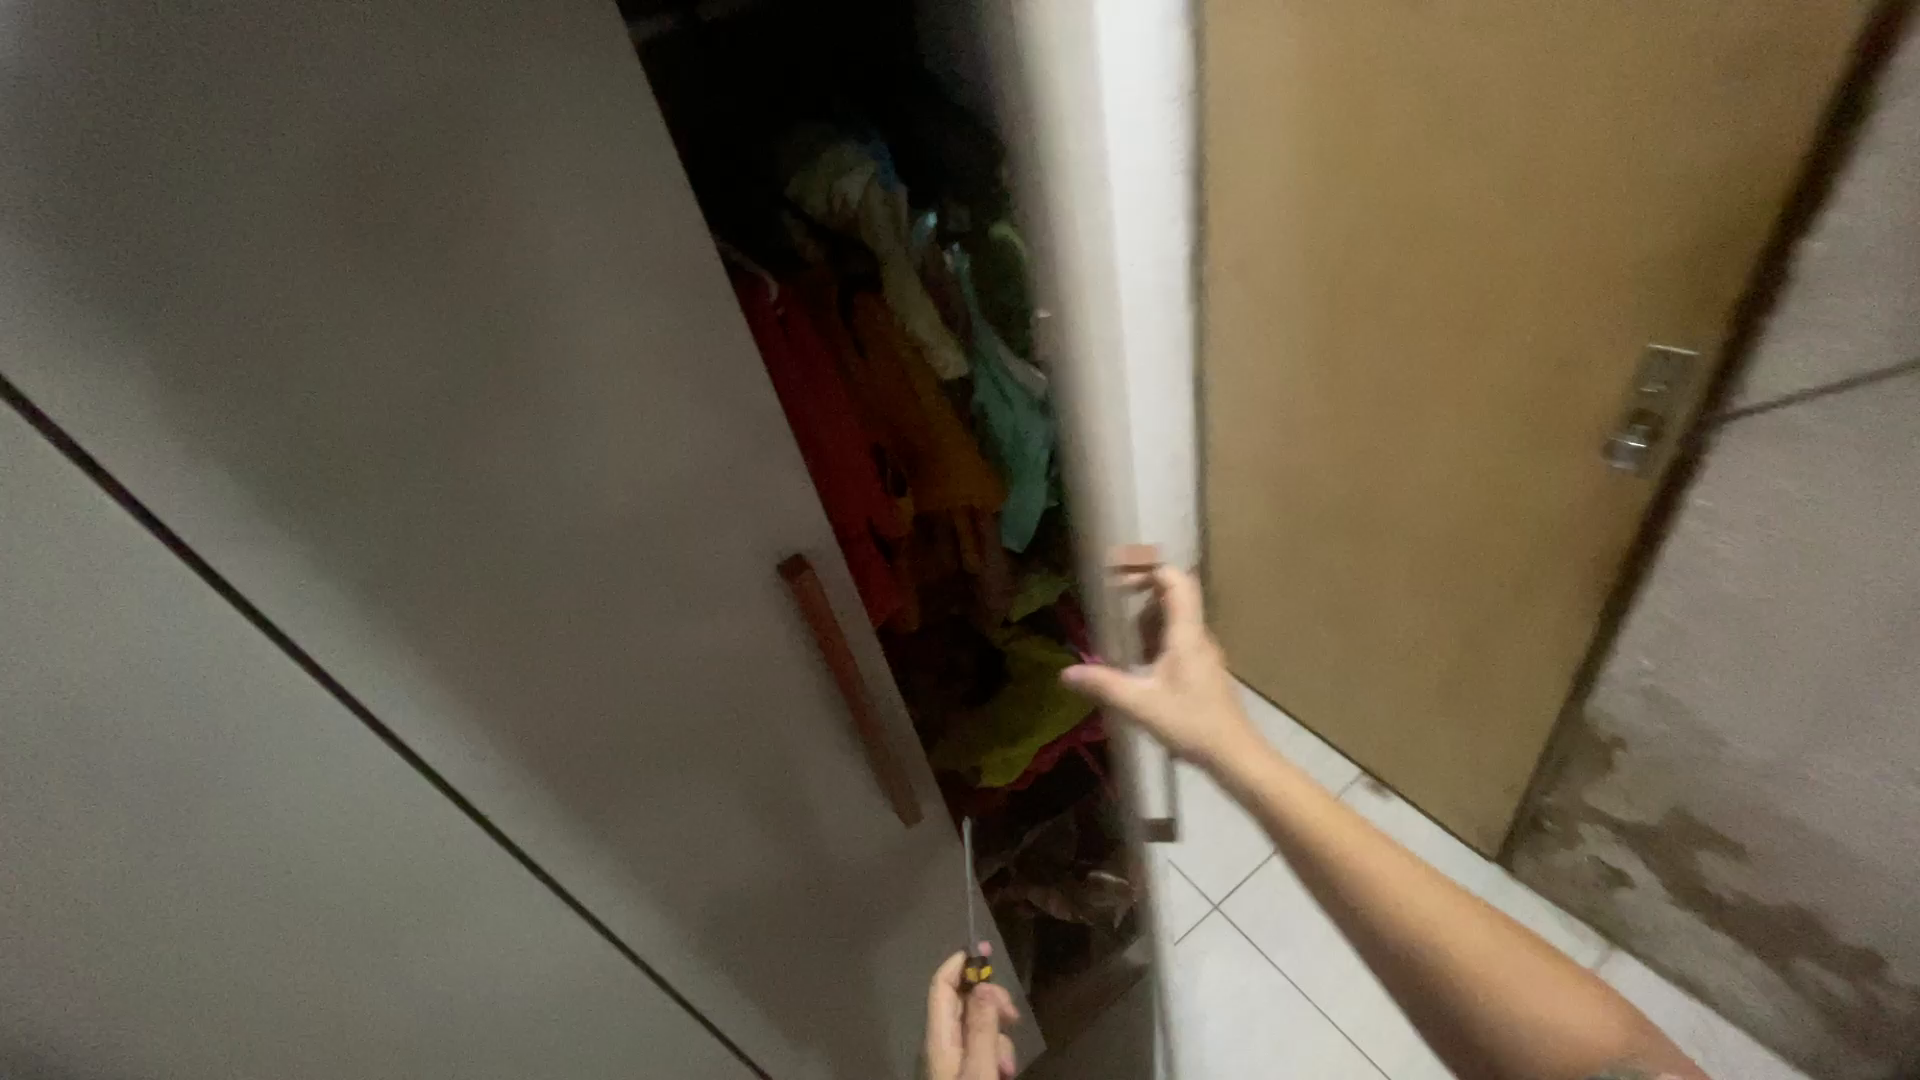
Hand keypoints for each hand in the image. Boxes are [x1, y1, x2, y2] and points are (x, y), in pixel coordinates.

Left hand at [925, 944, 1017, 1079]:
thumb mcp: (980, 1070)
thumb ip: (982, 1028)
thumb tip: (984, 983)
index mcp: (938, 1037)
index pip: (941, 984)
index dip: (961, 962)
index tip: (986, 948)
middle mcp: (942, 1042)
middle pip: (964, 1001)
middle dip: (992, 1001)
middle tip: (1013, 1015)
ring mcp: (952, 1057)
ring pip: (978, 1024)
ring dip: (998, 1034)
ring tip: (1008, 1065)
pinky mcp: (964, 1070)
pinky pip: (981, 1046)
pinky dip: (996, 1052)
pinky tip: (1005, 1071)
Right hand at [1060, 565, 1258, 769]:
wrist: (1235, 755)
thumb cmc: (1191, 723)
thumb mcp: (1141, 704)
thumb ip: (1104, 685)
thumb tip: (1065, 673)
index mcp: (1186, 634)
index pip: (1176, 582)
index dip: (1150, 568)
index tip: (1120, 570)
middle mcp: (1198, 636)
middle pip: (1175, 595)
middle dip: (1143, 590)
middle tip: (1113, 597)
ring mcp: (1204, 653)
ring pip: (1176, 618)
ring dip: (1148, 616)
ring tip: (1120, 629)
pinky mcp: (1204, 669)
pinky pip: (1179, 638)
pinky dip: (1156, 637)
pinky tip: (1138, 660)